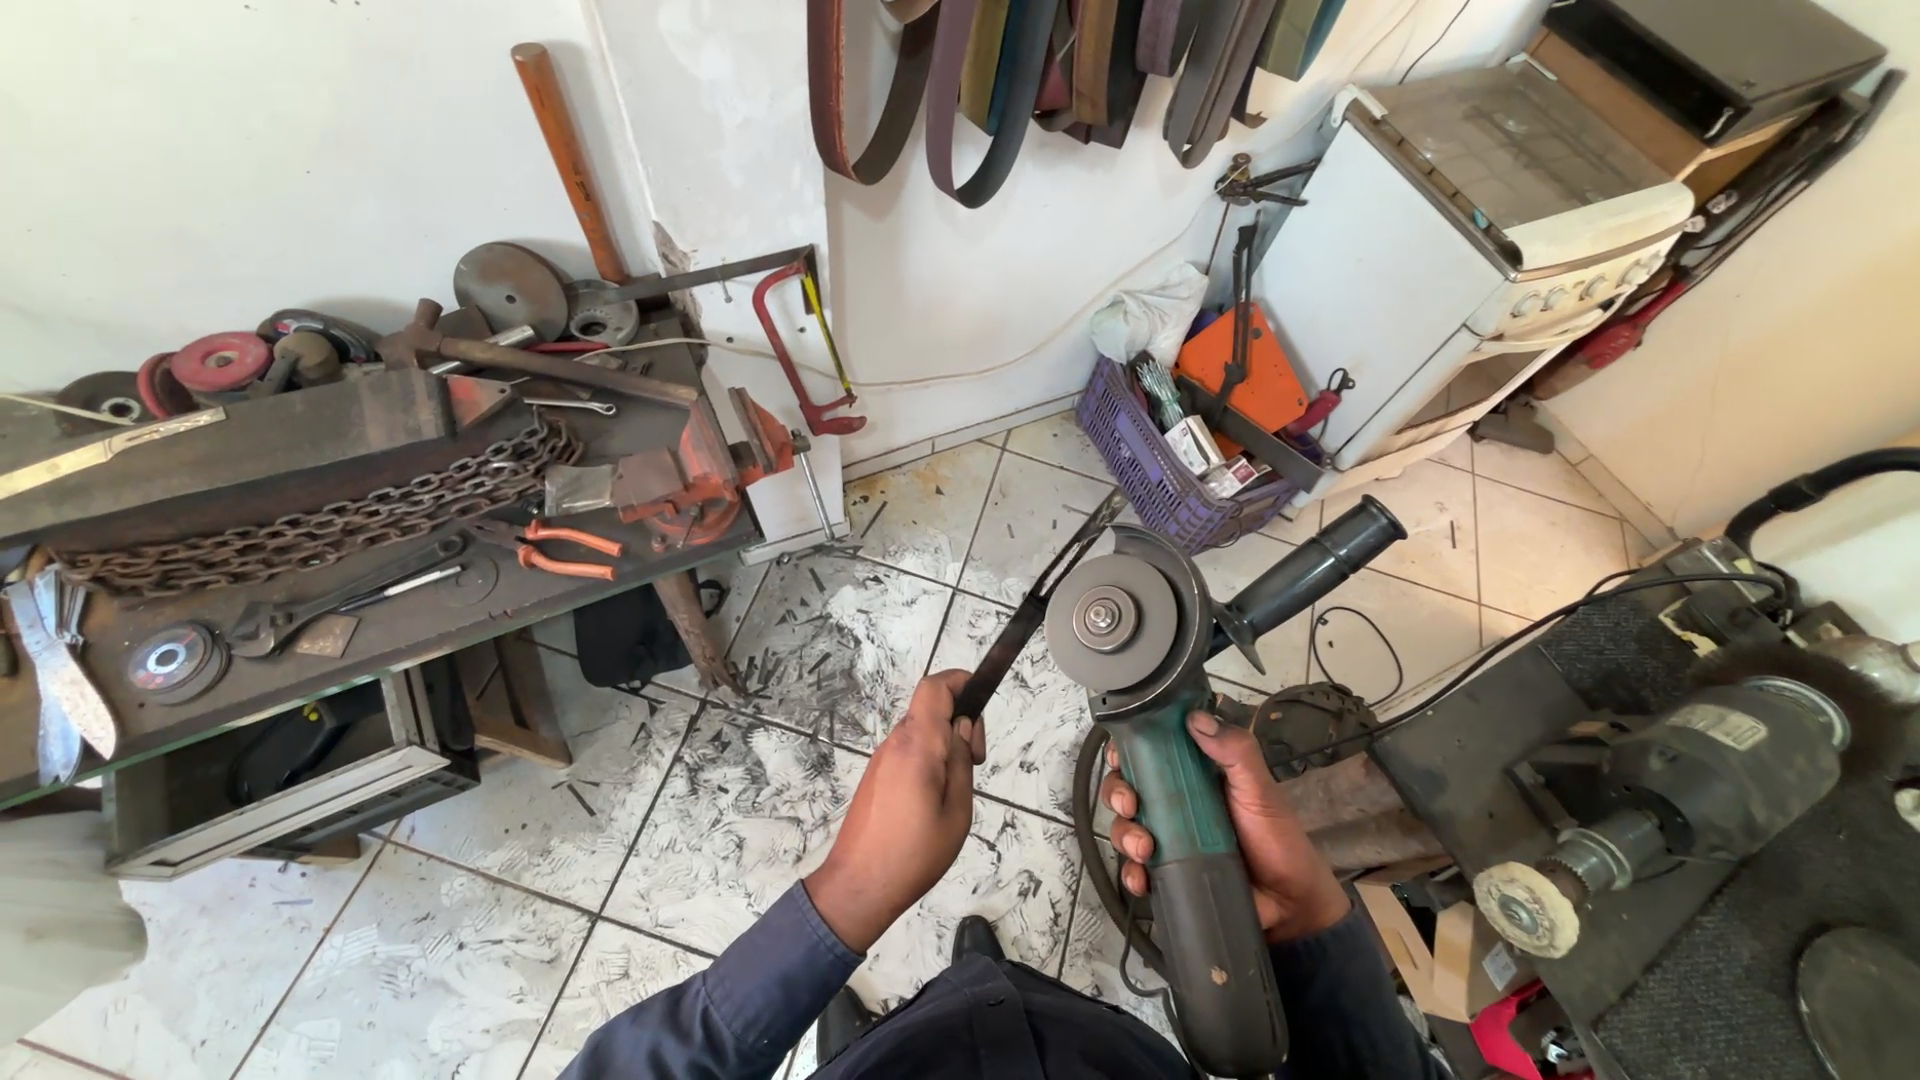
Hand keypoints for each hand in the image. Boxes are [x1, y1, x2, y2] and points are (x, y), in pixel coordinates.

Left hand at [805, 669, 985, 951]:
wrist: (859, 886)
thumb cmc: (915, 853)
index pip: (935, 686)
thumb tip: (962, 728)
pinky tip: (935, 798)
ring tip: (957, 789)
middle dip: (961, 722)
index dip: (961, 681)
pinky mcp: (876, 775)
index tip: (982, 707)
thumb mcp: (957, 810)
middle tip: (977, 762)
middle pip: (931, 707)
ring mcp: (882, 758)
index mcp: (917, 745)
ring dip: (946, 744)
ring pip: (921, 731)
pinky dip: (929, 758)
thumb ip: (962, 762)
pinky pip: (909, 750)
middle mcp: (895, 742)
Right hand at [1103, 710, 1349, 942]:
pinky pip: (1136, 871)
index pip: (1147, 755)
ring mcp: (1167, 840)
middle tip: (1130, 805)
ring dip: (1125, 835)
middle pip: (1125, 789)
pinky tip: (1142, 878)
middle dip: (1117, 794)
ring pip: (1125, 828)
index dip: (1126, 753)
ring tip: (1145, 849)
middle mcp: (1173, 804)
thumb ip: (1236, 752)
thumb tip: (1196, 717)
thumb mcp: (1260, 789)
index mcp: (1191, 776)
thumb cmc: (1277, 839)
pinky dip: (1132, 875)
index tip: (1121, 757)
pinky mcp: (1167, 875)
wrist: (1291, 905)